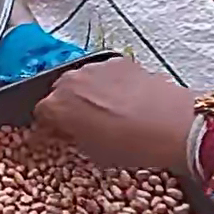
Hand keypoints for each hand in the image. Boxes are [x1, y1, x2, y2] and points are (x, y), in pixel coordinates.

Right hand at [34, 57, 199, 175]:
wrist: (173, 125)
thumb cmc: (132, 145)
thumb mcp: (94, 153)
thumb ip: (74, 138)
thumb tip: (71, 132)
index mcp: (57, 107)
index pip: (40, 114)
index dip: (48, 126)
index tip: (54, 135)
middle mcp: (69, 82)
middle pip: (57, 93)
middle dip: (65, 107)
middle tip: (80, 123)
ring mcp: (94, 67)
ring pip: (80, 80)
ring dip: (85, 93)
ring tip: (105, 110)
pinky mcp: (117, 61)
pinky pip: (102, 72)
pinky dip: (107, 83)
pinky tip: (123, 98)